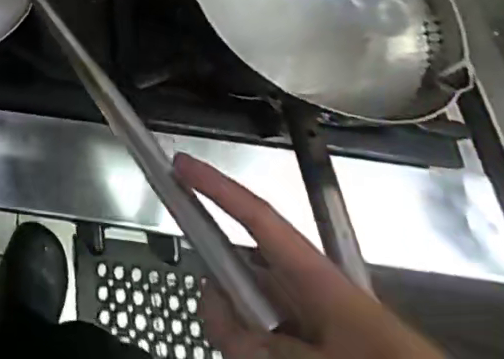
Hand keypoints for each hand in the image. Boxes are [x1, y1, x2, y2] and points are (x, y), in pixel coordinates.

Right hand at [173, 154, 445, 358]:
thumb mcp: (317, 358)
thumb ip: (260, 335)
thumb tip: (216, 308)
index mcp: (322, 281)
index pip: (259, 219)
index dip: (217, 188)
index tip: (181, 164)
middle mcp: (318, 299)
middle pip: (247, 277)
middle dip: (224, 299)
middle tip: (228, 334)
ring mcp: (320, 329)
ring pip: (254, 314)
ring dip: (243, 336)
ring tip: (254, 353)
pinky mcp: (319, 347)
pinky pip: (272, 339)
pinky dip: (257, 350)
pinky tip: (256, 355)